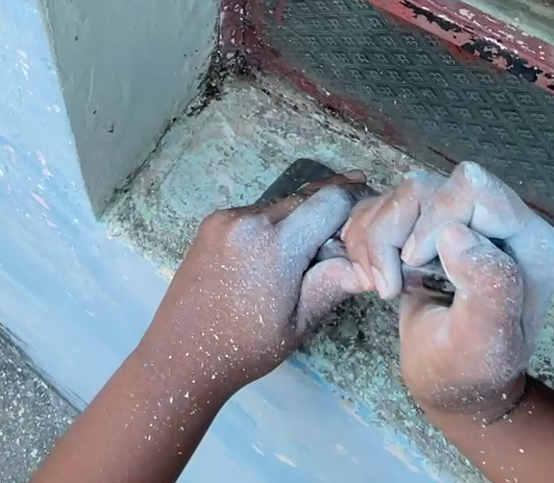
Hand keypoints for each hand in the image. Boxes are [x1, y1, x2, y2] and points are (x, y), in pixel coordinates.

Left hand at [134, 174, 367, 399]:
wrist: (182, 354)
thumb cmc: (246, 346)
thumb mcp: (298, 323)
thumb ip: (333, 283)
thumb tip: (371, 265)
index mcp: (276, 244)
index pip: (328, 202)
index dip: (352, 206)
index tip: (366, 219)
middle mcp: (250, 219)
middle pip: (304, 199)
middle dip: (328, 210)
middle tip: (352, 224)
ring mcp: (227, 217)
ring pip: (279, 205)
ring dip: (298, 218)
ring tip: (317, 243)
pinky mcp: (212, 221)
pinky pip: (255, 214)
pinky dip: (272, 225)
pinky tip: (280, 249)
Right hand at [342, 163, 553, 420]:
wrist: (446, 382)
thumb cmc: (470, 370)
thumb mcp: (485, 343)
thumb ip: (488, 287)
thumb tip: (456, 232)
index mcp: (525, 238)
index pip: (475, 189)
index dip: (435, 219)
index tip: (418, 262)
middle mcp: (490, 218)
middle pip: (427, 188)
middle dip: (394, 236)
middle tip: (389, 285)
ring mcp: (453, 215)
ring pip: (398, 196)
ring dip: (374, 243)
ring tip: (381, 286)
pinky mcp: (421, 220)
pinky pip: (377, 206)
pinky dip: (362, 241)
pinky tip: (374, 276)